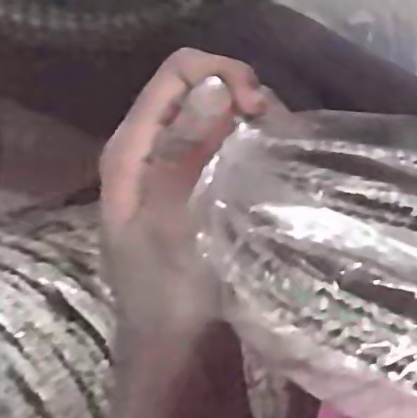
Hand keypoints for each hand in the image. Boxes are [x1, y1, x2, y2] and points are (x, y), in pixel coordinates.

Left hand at [99, 49, 270, 333]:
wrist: (183, 344)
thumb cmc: (173, 287)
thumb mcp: (172, 220)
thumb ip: (185, 151)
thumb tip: (212, 86)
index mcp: (135, 148)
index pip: (179, 73)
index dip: (222, 75)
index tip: (256, 109)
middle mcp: (161, 146)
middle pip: (208, 84)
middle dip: (248, 93)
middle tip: (274, 131)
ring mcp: (192, 162)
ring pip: (231, 110)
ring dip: (264, 117)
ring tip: (281, 150)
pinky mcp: (219, 180)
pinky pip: (246, 138)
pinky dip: (269, 138)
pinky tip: (281, 161)